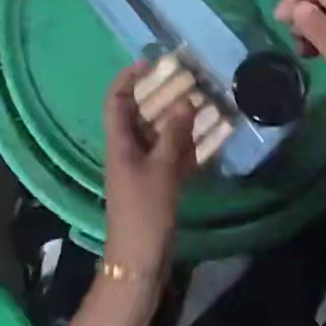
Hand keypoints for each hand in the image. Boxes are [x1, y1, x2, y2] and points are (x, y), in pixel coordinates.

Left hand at [101, 60, 198, 278]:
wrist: (139, 262)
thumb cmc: (144, 212)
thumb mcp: (161, 170)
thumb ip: (173, 134)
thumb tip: (185, 102)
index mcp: (118, 143)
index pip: (115, 100)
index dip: (127, 78)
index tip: (150, 62)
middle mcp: (127, 150)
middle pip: (139, 113)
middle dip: (161, 95)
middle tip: (187, 80)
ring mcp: (142, 168)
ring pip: (159, 134)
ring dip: (179, 120)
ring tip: (204, 104)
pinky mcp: (156, 185)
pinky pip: (172, 156)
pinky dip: (187, 146)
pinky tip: (210, 139)